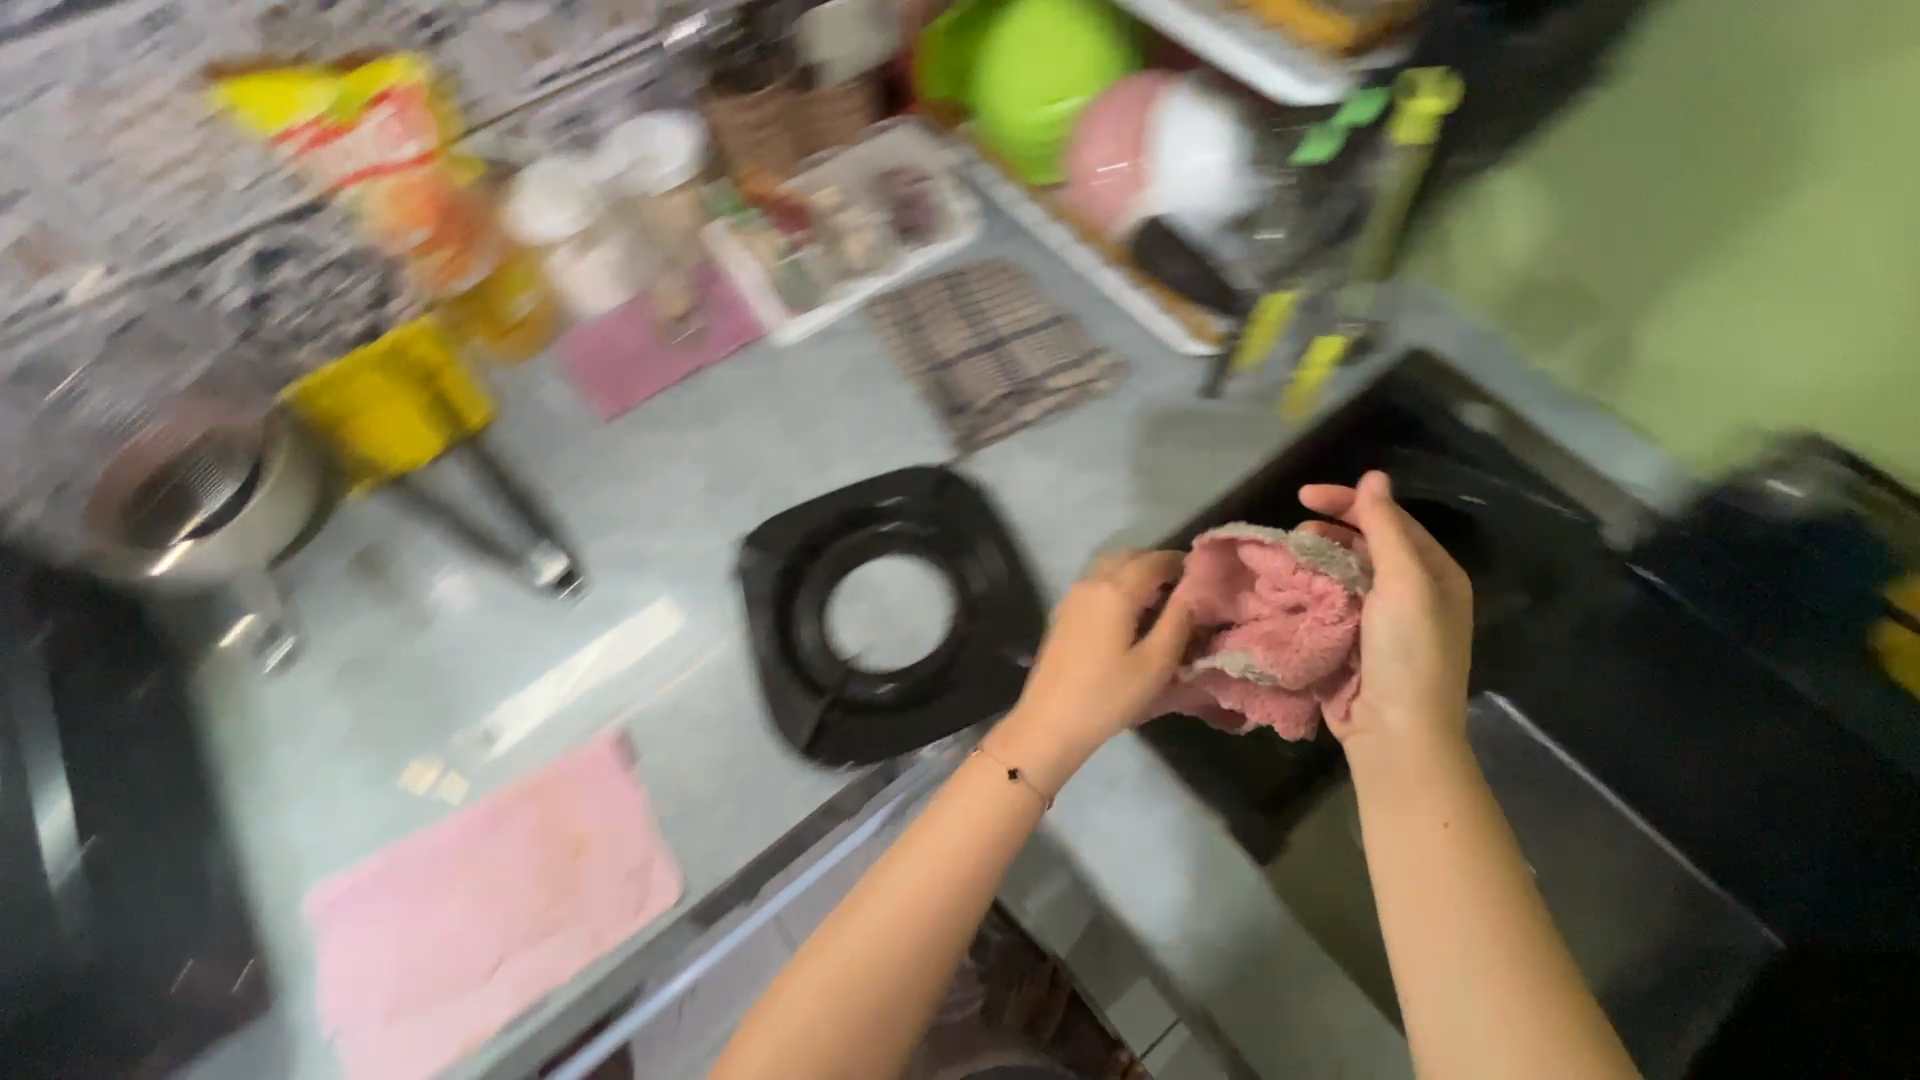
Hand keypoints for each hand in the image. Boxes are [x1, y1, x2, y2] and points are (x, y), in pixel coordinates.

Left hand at [989, 551, 1193, 791]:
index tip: (1202, 575)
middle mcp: (1090, 583)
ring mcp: (1071, 597)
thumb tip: (1194, 591)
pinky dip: (1115, 585)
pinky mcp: (1062, 614)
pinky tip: (1128, 614)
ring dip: (1134, 573)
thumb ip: (1178, 621)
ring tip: (1158, 601)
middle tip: (1181, 587)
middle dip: (1156, 564)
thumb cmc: (1109, 695)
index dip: (1180, 563)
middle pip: (1128, 557)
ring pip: (1108, 568)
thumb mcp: (1156, 662)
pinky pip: (1094, 584)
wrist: (1051, 721)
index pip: (1153, 561)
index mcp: (1115, 590)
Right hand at [1298, 471, 1473, 750]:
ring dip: (1316, 561)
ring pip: (1344, 574)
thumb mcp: (1403, 583)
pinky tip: (1288, 588)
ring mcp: (1382, 621)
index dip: (1349, 502)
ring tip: (1287, 558)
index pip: (1391, 520)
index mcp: (1435, 574)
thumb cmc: (1407, 652)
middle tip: (1294, 531)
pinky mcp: (1354, 643)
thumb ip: (1385, 529)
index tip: (1302, 496)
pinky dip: (1309, 591)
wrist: (1395, 731)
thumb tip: (1374, 477)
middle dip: (1330, 531)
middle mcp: (1412, 593)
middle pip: (1367, 545)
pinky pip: (1330, 604)